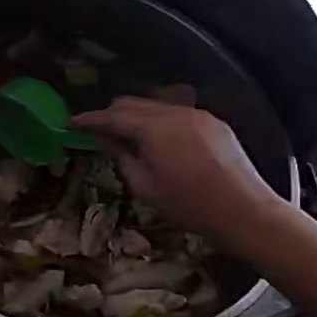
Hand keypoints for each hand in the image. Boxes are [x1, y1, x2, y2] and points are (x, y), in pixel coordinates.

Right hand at [73, 96, 287, 246]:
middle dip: (112, 114)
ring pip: (156, 105)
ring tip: (125, 134)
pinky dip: (158, 121)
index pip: (114, 116)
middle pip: (134, 103)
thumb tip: (105, 139)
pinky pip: (176, 114)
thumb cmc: (189, 204)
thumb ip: (121, 155)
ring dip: (136, 116)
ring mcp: (198, 115)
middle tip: (96, 130)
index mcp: (155, 128)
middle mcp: (176, 113)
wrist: (245, 213)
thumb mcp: (144, 184)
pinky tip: (156, 139)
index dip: (90, 119)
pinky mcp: (213, 123)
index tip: (72, 122)